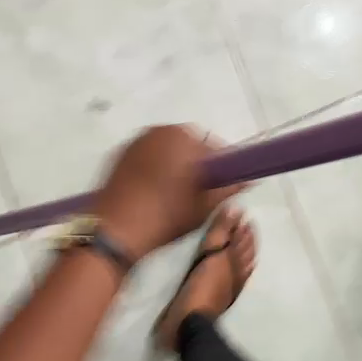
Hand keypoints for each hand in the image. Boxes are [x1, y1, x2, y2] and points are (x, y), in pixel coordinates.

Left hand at [91, 125, 240, 258]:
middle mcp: (159, 130)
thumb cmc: (165, 216)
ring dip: (174, 164)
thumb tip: (247, 180)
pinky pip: (146, 156)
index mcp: (183, 137)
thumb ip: (228, 189)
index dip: (221, 167)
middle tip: (200, 192)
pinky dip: (153, 167)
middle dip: (197, 163)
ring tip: (175, 194)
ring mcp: (136, 141)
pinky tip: (153, 192)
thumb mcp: (203, 207)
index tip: (223, 186)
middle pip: (188, 144)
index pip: (213, 147)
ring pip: (165, 149)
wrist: (114, 230)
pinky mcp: (119, 155)